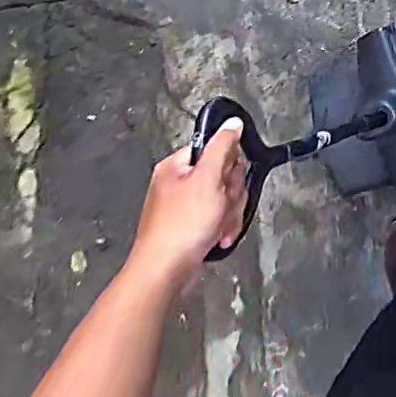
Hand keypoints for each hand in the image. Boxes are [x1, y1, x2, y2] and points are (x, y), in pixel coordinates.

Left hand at [125, 118, 247, 285]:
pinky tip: (217, 236)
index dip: (228, 163)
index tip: (226, 177)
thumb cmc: (180, 227)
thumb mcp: (207, 178)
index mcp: (177, 166)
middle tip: (220, 204)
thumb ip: (222, 146)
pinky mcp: (193, 225)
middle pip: (225, 174)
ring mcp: (186, 206)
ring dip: (229, 212)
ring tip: (217, 225)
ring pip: (226, 197)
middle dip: (230, 192)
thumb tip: (231, 124)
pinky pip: (220, 216)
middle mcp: (180, 184)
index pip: (216, 149)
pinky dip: (224, 226)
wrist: (164, 273)